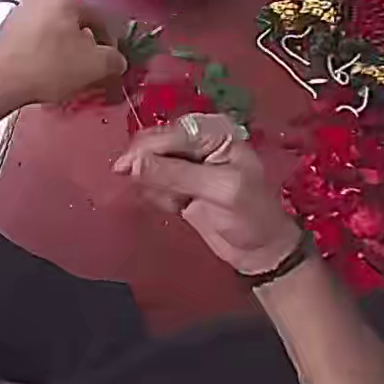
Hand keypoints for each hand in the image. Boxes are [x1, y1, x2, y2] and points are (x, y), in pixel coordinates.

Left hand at [0, 0, 124, 110]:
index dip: (109, 40)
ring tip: (66, 66)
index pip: (99, 16)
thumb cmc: (48, 66)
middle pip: (73, 16)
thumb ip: (114, 59)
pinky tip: (44, 66)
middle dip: (83, 37)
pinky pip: (34, 33)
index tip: (110, 58)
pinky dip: (42, 46)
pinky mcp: (5, 27)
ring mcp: (20, 8)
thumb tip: (115, 60)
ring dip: (61, 40)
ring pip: (52, 23)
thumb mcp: (94, 66)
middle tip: (88, 60)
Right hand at [114, 114, 303, 274]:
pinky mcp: (177, 183)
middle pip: (155, 145)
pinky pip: (152, 183)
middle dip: (150, 169)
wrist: (259, 251)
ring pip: (149, 165)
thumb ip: (177, 175)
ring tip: (180, 203)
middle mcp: (197, 141)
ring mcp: (186, 162)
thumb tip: (135, 163)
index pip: (171, 133)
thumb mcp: (220, 191)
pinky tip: (178, 207)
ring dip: (156, 187)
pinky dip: (159, 197)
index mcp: (214, 132)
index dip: (146, 148)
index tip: (124, 167)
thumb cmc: (251, 216)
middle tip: (157, 193)